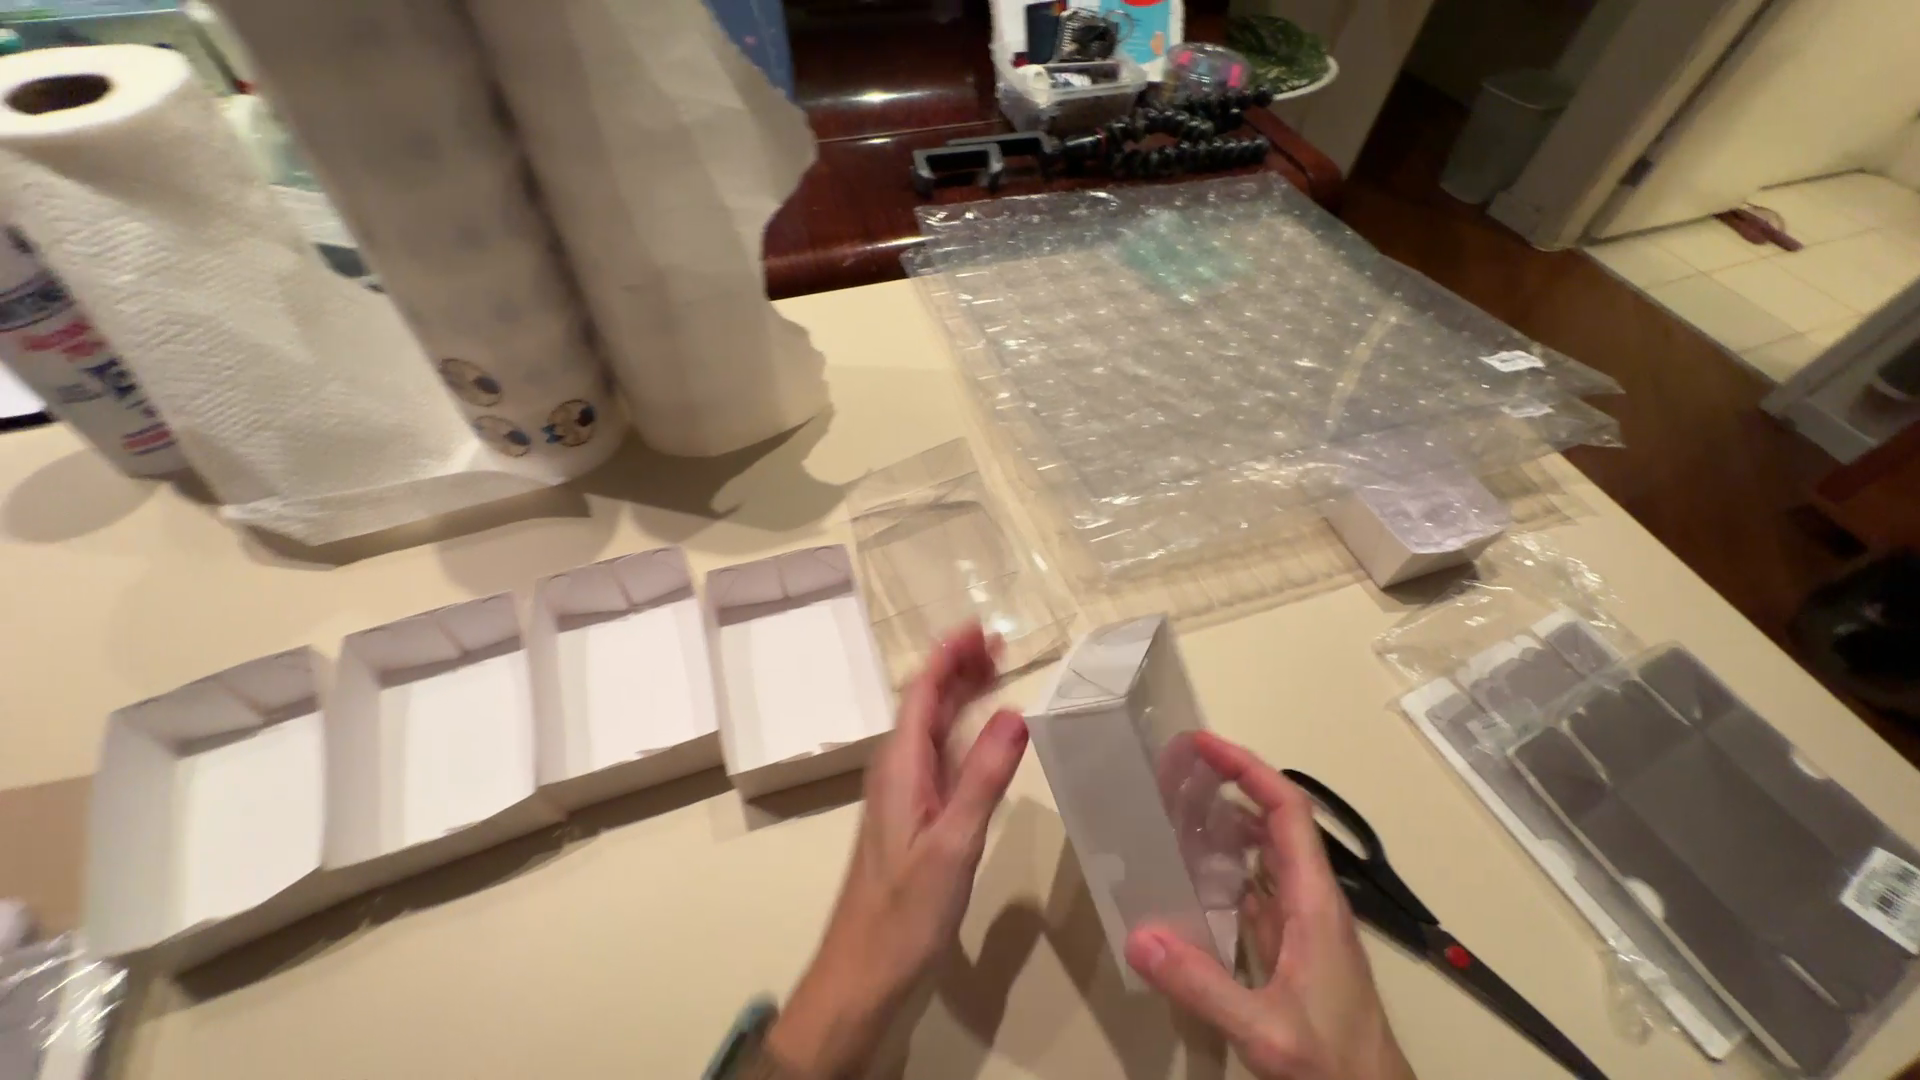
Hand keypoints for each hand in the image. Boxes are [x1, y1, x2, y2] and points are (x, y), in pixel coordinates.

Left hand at [767, 624, 1029, 1077]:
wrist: (864, 972)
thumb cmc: (905, 911)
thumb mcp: (953, 843)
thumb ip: (983, 778)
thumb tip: (1015, 713)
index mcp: (901, 765)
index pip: (922, 691)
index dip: (948, 655)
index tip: (979, 627)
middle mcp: (899, 769)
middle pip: (926, 702)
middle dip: (958, 667)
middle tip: (999, 643)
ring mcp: (905, 793)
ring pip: (932, 728)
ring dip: (960, 695)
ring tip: (995, 671)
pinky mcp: (915, 816)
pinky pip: (939, 756)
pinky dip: (963, 732)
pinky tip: (982, 736)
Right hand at [1126, 733, 1416, 1079]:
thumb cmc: (1334, 1065)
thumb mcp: (1266, 1032)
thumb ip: (1203, 986)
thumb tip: (1138, 936)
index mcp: (1314, 902)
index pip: (1287, 811)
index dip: (1248, 769)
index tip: (1203, 746)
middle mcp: (1311, 899)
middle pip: (1276, 819)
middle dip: (1231, 782)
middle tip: (1176, 768)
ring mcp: (1303, 922)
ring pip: (1266, 849)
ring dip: (1227, 818)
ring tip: (1176, 805)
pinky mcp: (1292, 944)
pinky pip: (1257, 885)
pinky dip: (1225, 863)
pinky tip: (1191, 870)